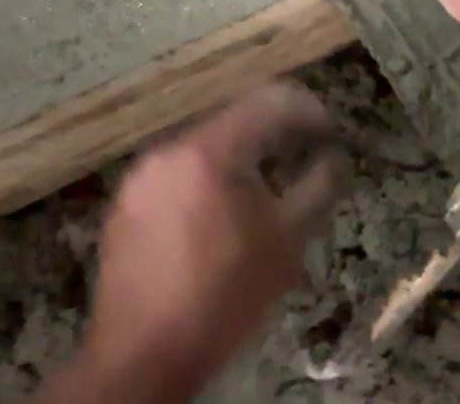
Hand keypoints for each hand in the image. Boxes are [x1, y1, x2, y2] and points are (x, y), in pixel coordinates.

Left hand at [44, 82, 345, 401]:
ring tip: (266, 187)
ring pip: (206, 145)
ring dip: (242, 154)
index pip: (269, 99)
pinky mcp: (125, 203)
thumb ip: (319, 186)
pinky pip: (179, 171)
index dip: (308, 107)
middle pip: (235, 118)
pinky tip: (223, 212)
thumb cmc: (224, 296)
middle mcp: (170, 149)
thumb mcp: (288, 240)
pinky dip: (209, 176)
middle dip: (275, 132)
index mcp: (210, 150)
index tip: (329, 130)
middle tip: (304, 155)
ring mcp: (142, 176)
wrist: (141, 360)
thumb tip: (334, 156)